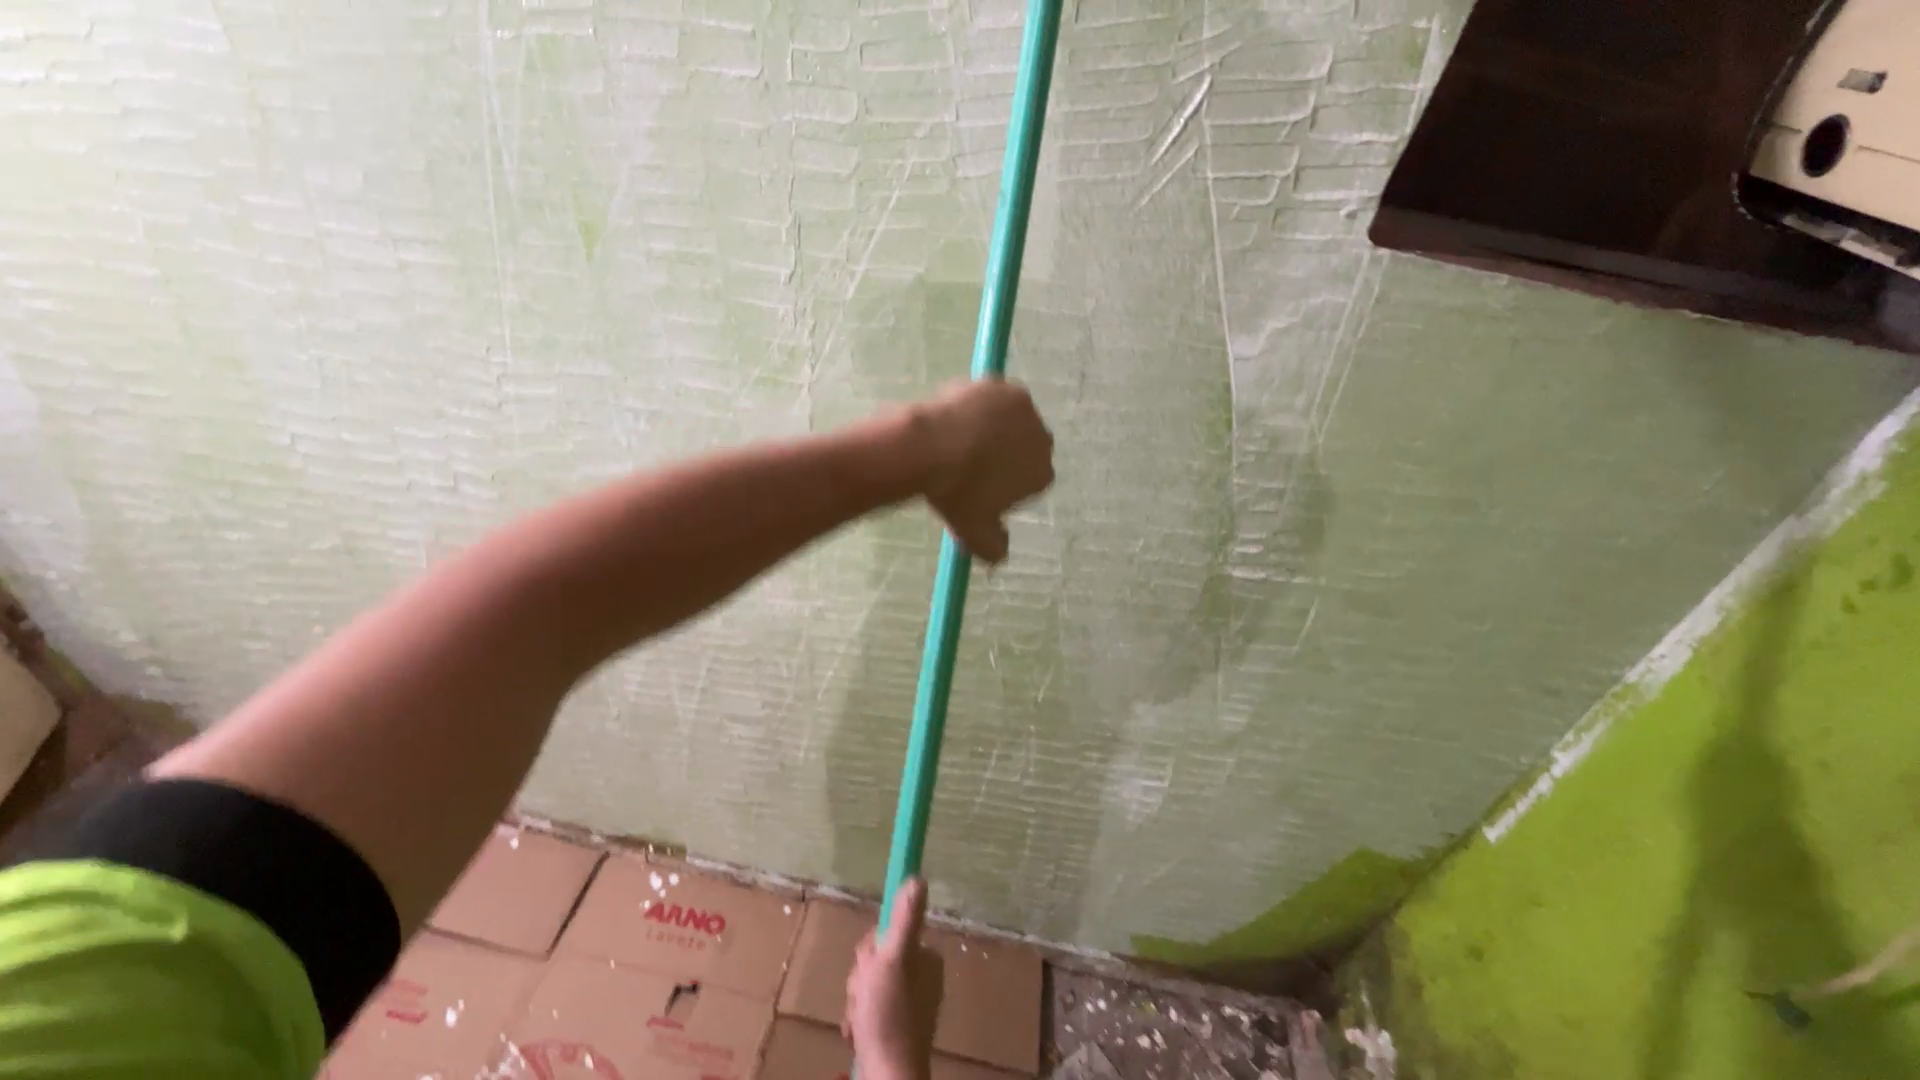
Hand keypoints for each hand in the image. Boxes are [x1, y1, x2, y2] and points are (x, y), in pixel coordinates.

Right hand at [844, 878, 943, 1079]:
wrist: (889, 1074)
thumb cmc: (889, 1014)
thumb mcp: (894, 960)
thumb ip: (905, 920)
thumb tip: (918, 878)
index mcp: (926, 958)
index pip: (885, 937)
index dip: (870, 952)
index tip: (869, 970)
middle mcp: (922, 977)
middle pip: (876, 962)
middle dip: (861, 980)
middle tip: (864, 997)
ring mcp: (910, 1003)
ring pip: (868, 986)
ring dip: (856, 1001)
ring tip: (860, 1018)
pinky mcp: (898, 1027)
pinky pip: (870, 1010)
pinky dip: (859, 1020)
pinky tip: (858, 1032)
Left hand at [915, 380, 1054, 562]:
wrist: (928, 448)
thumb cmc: (954, 495)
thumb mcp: (974, 535)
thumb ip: (995, 548)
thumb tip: (1002, 554)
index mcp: (1043, 475)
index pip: (1032, 479)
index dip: (1007, 482)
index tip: (981, 485)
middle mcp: (1043, 439)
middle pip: (1026, 446)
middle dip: (1006, 452)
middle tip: (970, 461)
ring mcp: (1023, 408)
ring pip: (1010, 420)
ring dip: (994, 426)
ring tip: (960, 437)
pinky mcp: (1000, 384)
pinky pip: (992, 397)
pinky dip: (978, 404)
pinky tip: (955, 416)